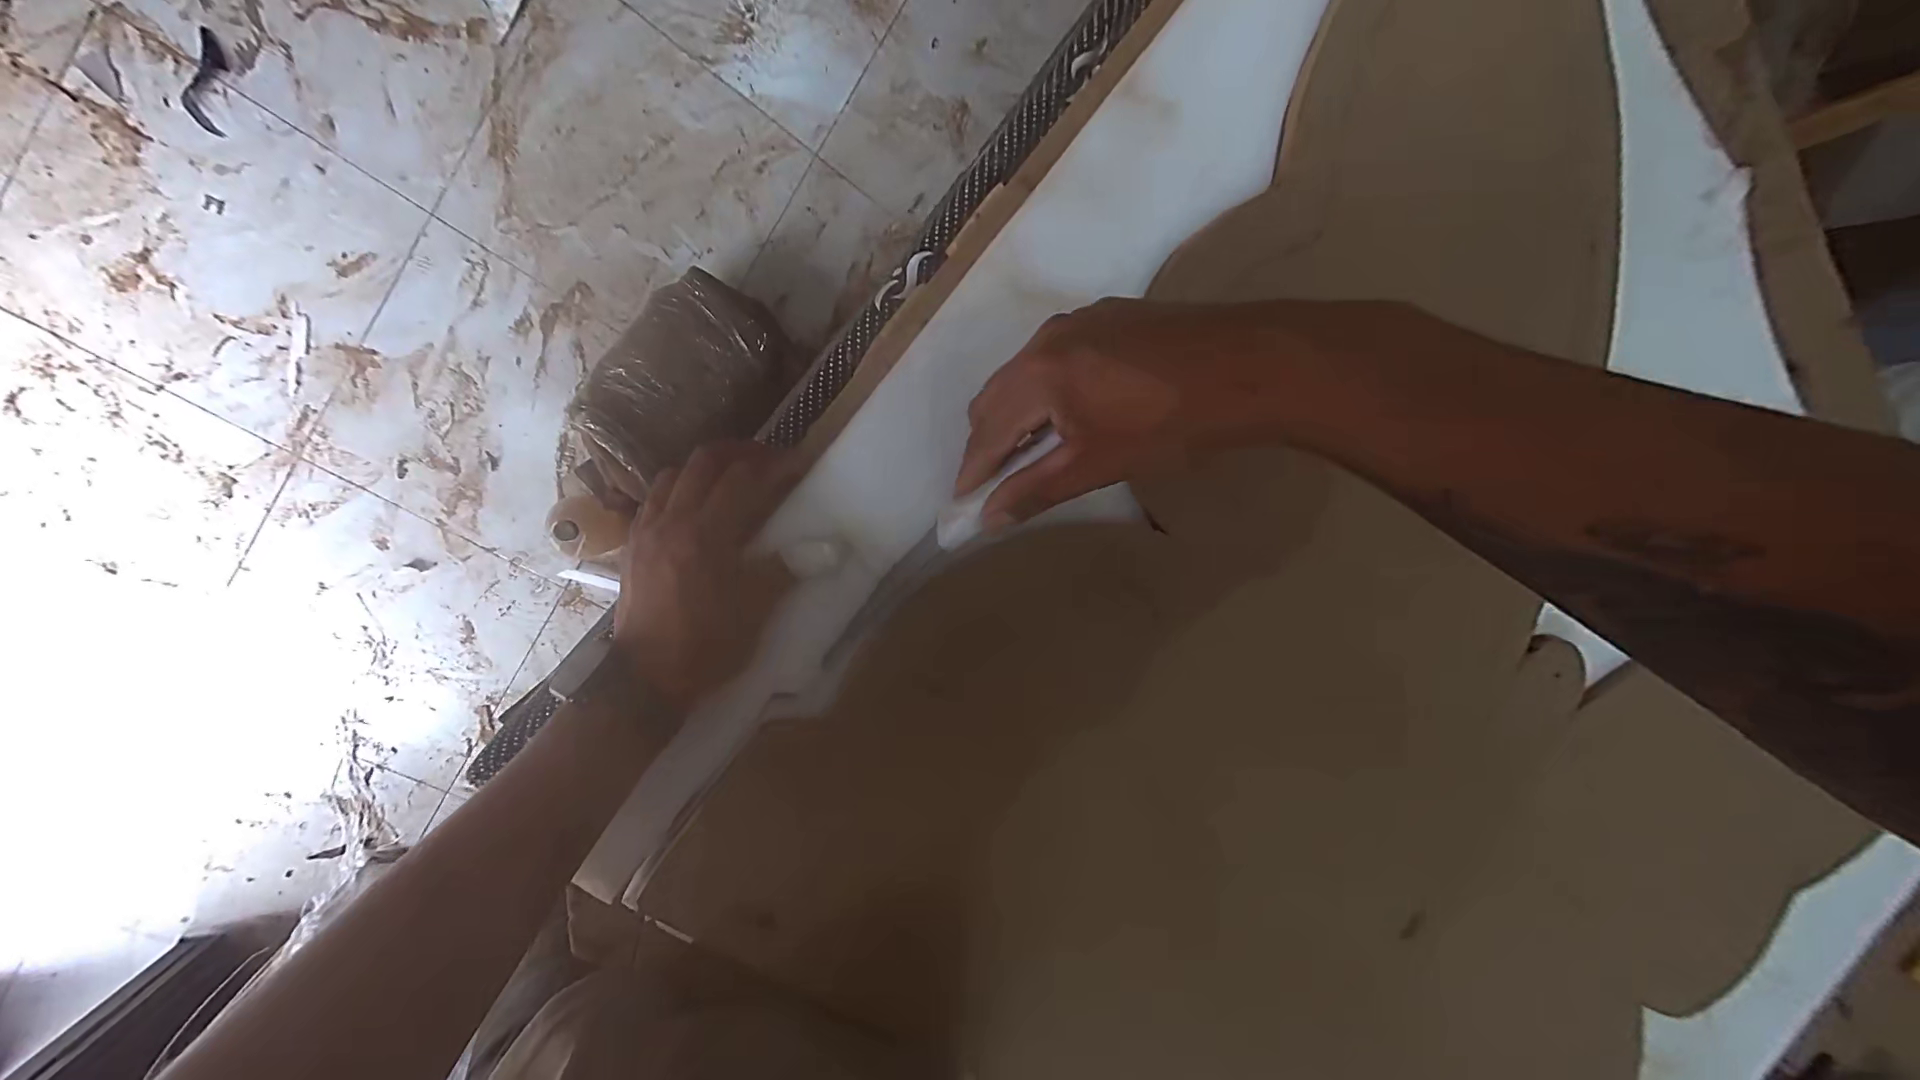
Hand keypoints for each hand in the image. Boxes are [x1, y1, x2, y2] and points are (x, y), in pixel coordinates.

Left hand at [613, 441, 800, 708]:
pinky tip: (694, 505)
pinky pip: (655, 498)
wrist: (646, 679)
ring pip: (674, 473)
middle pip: (705, 461)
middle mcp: (673, 521)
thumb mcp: (756, 612)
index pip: (744, 479)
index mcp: (707, 535)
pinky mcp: (633, 544)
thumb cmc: (707, 647)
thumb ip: (786, 570)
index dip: (776, 464)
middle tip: (768, 459)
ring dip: (707, 466)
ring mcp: (647, 530)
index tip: (799, 462)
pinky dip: (680, 487)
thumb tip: (827, 548)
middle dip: (741, 451)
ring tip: (731, 477)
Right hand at [955, 298, 1306, 526]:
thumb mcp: (1098, 464)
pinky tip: (1073, 410)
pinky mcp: (1107, 315)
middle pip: (995, 397)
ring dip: (1017, 414)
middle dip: (989, 442)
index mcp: (1039, 374)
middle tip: (999, 481)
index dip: (973, 470)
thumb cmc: (1172, 425)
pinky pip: (1054, 356)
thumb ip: (1037, 489)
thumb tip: (989, 520)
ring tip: (1034, 449)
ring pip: (1023, 373)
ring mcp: (1079, 320)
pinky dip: (1046, 390)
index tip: (963, 501)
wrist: (1252, 366)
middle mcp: (1047, 338)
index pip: (987, 431)